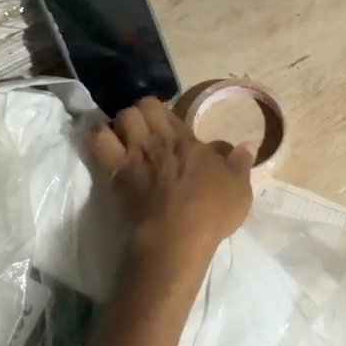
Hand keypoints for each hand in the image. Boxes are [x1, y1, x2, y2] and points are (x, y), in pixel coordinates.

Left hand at [89, 97, 254, 270]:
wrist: (176, 238)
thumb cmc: (211, 212)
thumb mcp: (239, 188)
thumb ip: (240, 163)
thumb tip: (247, 144)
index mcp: (187, 141)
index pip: (168, 111)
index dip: (164, 114)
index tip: (165, 126)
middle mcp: (159, 141)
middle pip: (142, 107)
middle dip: (141, 113)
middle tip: (144, 129)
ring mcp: (134, 155)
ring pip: (121, 117)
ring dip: (121, 122)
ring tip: (123, 135)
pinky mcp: (114, 174)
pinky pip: (98, 142)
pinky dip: (98, 136)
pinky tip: (102, 141)